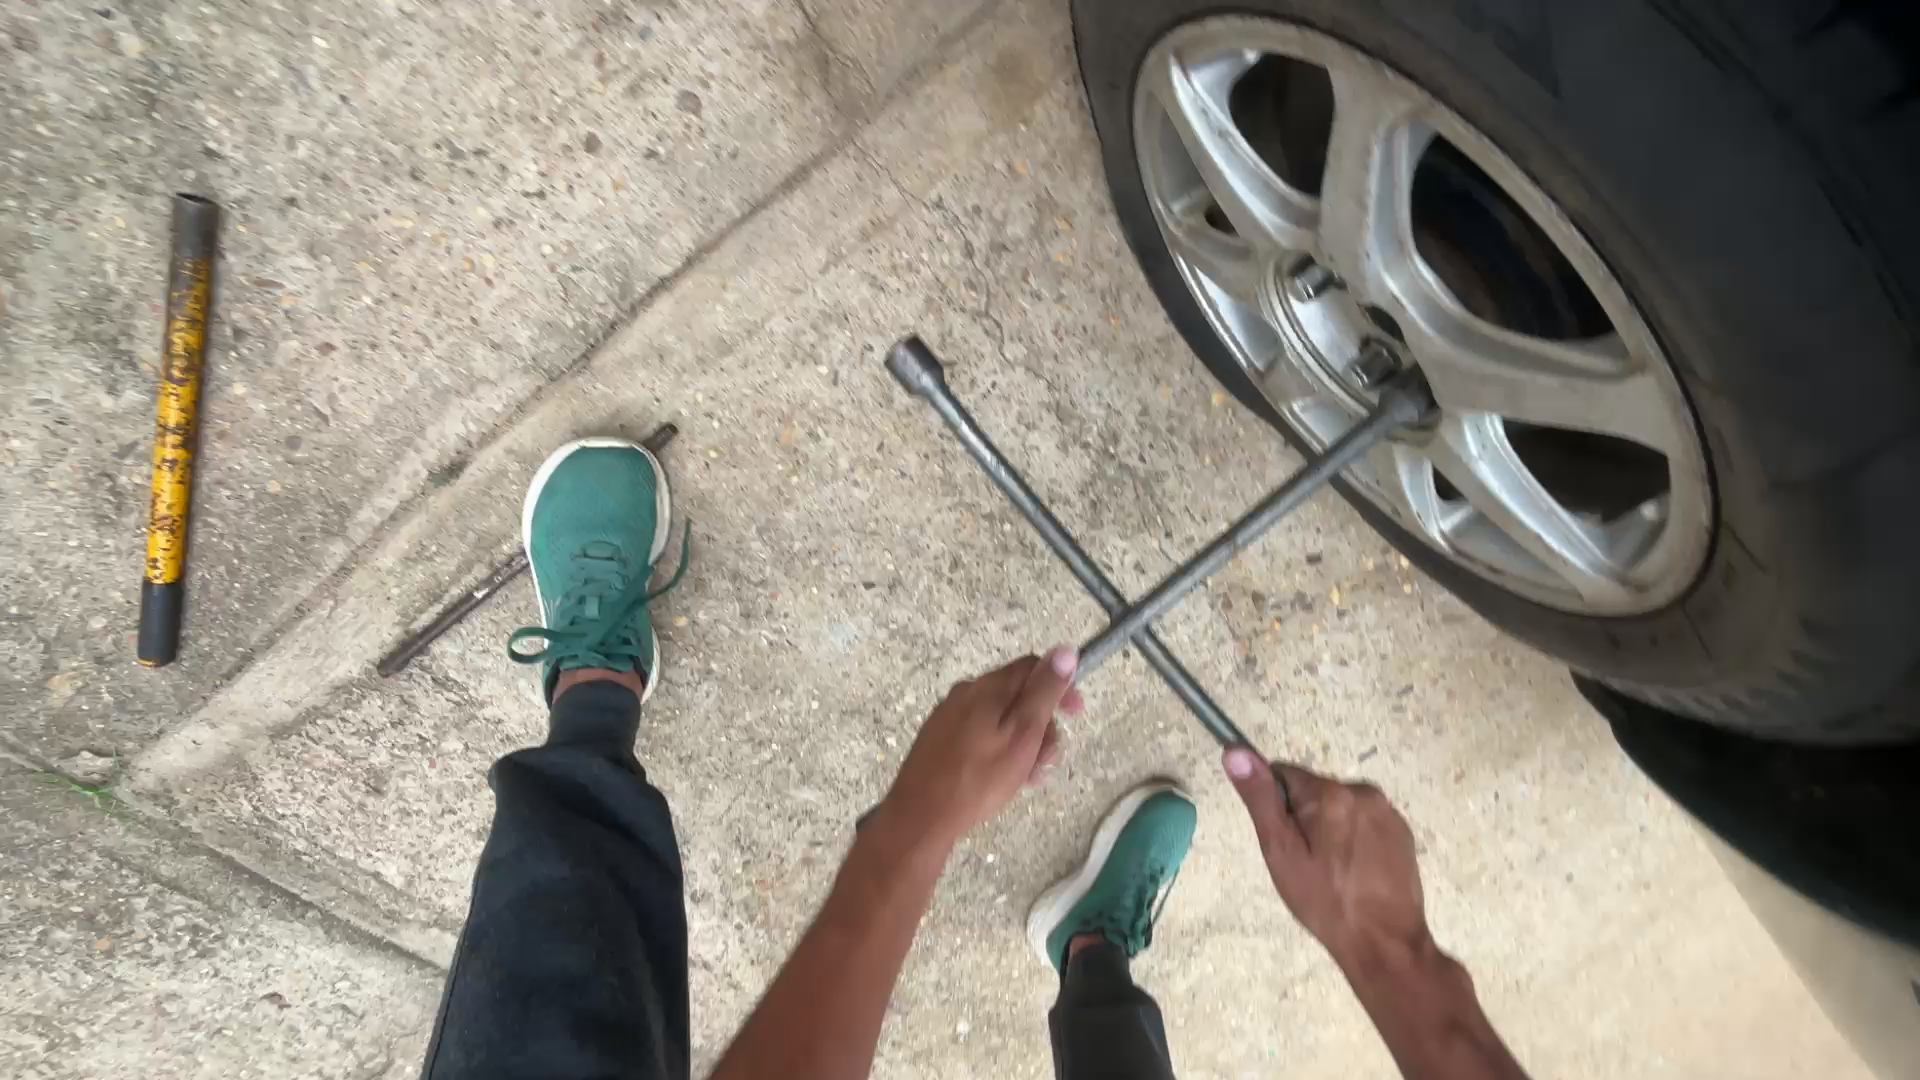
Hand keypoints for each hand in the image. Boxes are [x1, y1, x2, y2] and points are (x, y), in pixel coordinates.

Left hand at [877, 648, 1082, 848]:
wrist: (921, 816)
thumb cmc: (979, 777)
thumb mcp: (1023, 734)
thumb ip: (1044, 692)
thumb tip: (1065, 651)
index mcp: (987, 687)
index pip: (1033, 667)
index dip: (1060, 686)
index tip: (1076, 715)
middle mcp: (966, 692)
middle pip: (1017, 695)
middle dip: (1041, 724)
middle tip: (1046, 761)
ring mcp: (949, 715)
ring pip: (1000, 718)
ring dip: (1023, 743)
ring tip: (1027, 778)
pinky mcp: (939, 738)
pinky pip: (981, 734)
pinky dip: (1000, 750)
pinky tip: (1002, 780)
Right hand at [1222, 747, 1431, 972]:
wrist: (1386, 946)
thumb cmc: (1324, 900)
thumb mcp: (1280, 851)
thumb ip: (1259, 798)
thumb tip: (1235, 752)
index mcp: (1329, 793)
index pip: (1283, 775)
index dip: (1277, 807)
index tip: (1285, 841)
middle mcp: (1362, 791)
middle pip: (1312, 791)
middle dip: (1303, 818)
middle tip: (1306, 861)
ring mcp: (1387, 812)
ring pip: (1338, 806)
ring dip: (1329, 828)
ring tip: (1331, 870)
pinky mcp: (1403, 831)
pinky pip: (1362, 821)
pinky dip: (1353, 838)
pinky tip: (1354, 871)